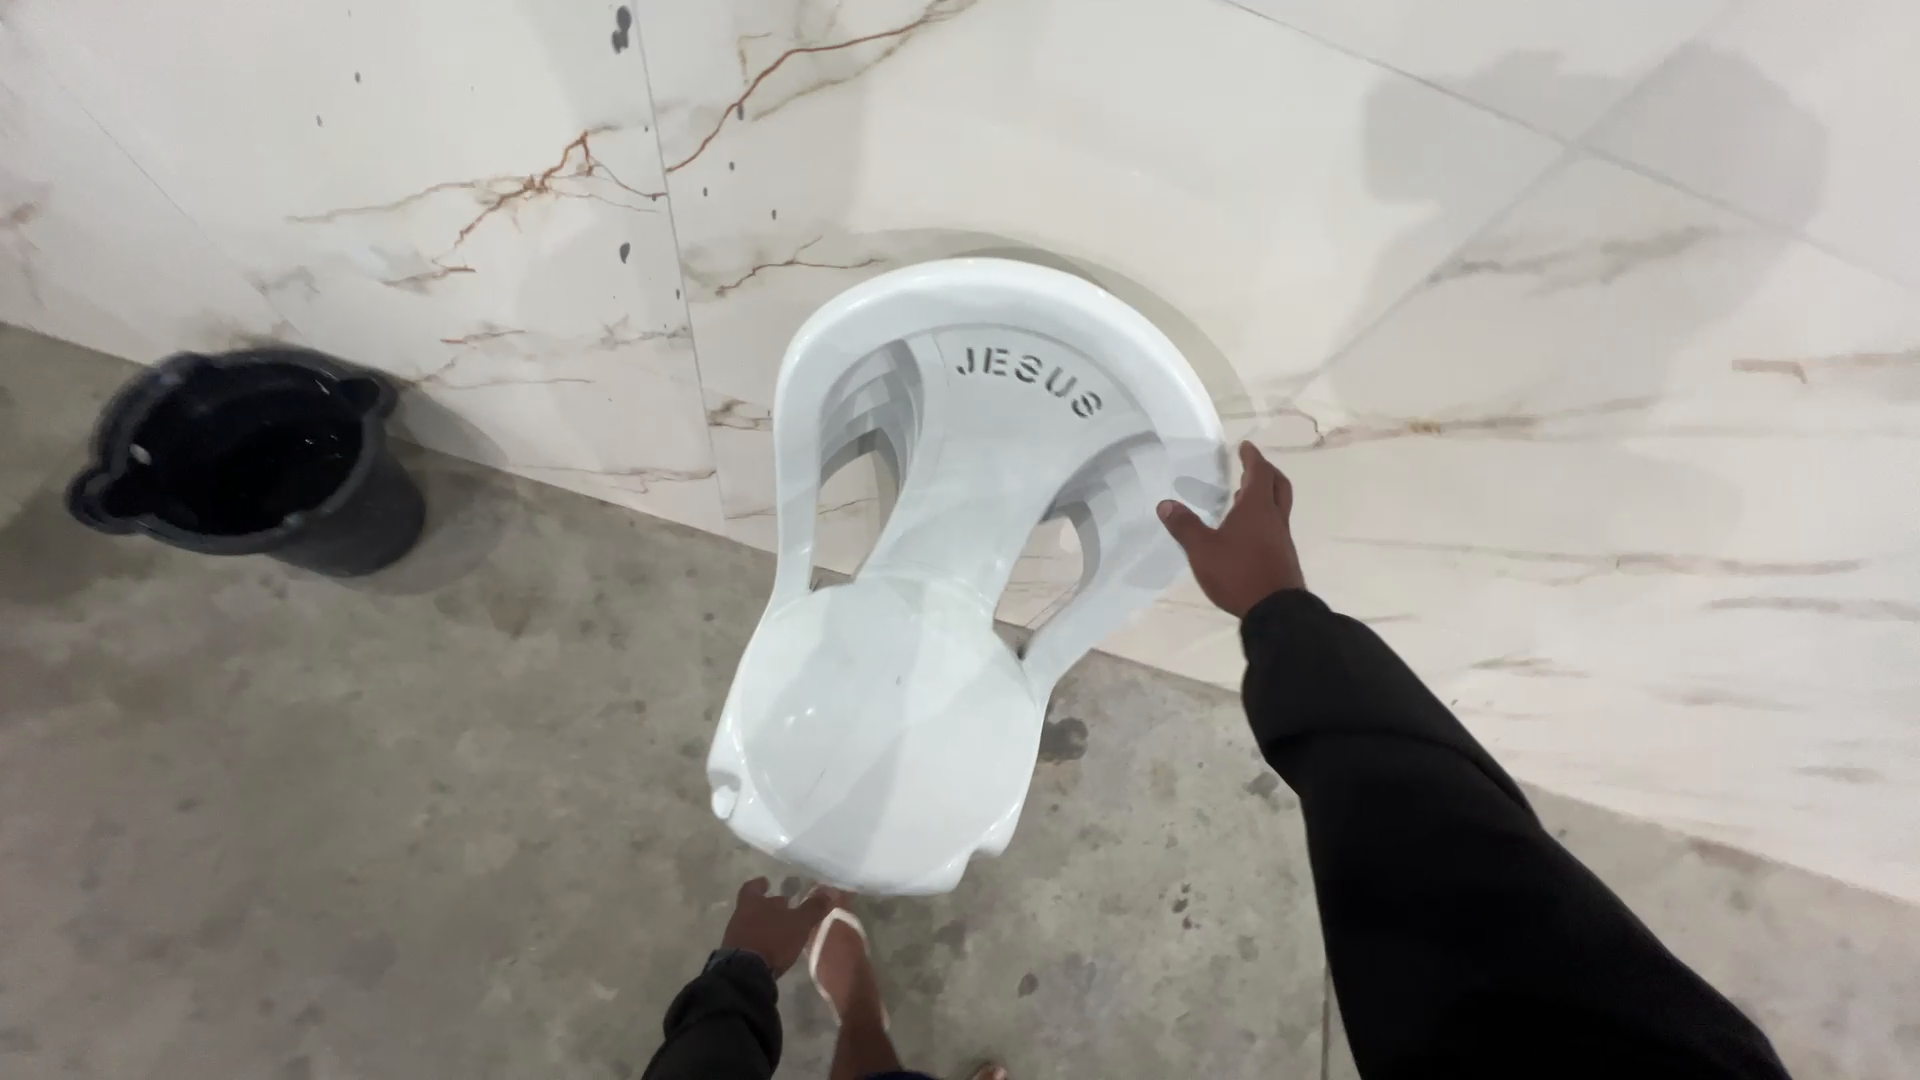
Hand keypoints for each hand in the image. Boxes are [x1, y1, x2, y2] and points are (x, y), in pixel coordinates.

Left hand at [719, 878, 839, 976]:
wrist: (745, 975)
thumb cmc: (772, 940)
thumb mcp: (799, 923)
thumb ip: (813, 908)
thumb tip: (830, 890)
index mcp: (752, 902)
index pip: (752, 887)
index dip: (760, 885)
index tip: (767, 883)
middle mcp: (740, 916)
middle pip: (752, 906)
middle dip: (767, 906)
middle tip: (782, 907)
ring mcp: (734, 937)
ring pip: (749, 925)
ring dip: (763, 926)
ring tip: (779, 930)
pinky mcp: (733, 958)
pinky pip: (747, 943)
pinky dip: (759, 942)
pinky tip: (770, 948)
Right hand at [1158, 441, 1305, 617]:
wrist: (1275, 611)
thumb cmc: (1238, 573)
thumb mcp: (1202, 550)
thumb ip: (1184, 526)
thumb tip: (1165, 504)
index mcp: (1256, 508)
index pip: (1258, 473)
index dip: (1252, 458)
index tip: (1245, 447)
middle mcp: (1273, 518)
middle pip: (1278, 486)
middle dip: (1265, 472)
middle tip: (1251, 466)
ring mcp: (1281, 538)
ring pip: (1277, 507)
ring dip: (1264, 496)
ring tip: (1241, 497)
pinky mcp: (1282, 556)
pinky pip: (1274, 525)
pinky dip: (1262, 517)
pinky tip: (1245, 531)